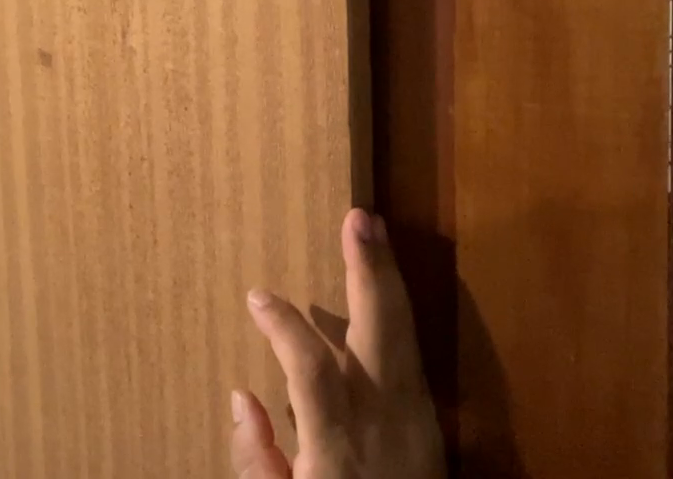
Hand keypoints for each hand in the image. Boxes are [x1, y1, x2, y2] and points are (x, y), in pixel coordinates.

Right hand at [231, 209, 445, 478]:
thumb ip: (256, 461)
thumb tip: (241, 394)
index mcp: (340, 447)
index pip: (310, 368)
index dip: (283, 326)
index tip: (258, 295)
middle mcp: (385, 422)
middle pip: (380, 332)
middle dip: (369, 270)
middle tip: (358, 218)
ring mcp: (417, 419)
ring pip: (404, 332)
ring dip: (388, 277)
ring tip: (374, 231)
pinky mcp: (431, 422)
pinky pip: (410, 351)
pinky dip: (394, 309)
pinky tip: (382, 282)